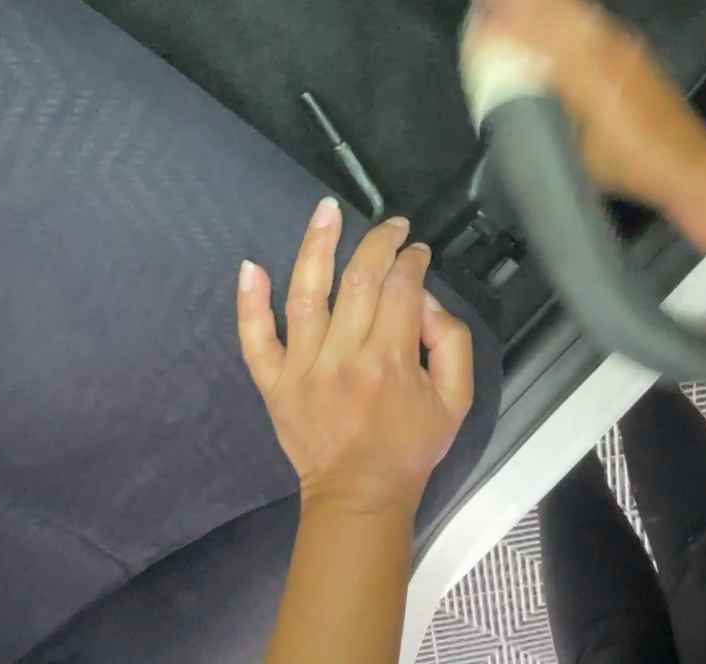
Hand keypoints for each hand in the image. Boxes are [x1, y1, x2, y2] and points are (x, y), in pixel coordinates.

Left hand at [237, 199, 475, 512]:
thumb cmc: (411, 445)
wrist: (359, 496)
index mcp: (390, 360)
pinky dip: (249, 303)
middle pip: (359, 280)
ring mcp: (302, 368)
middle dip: (380, 242)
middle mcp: (343, 356)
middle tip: (394, 225)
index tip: (419, 251)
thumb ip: (453, 342)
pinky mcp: (275, 383)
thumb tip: (425, 301)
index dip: (413, 260)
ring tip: (328, 210)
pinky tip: (249, 266)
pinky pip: (255, 339)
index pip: (401, 288)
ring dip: (317, 246)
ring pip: (307, 295)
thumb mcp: (457, 399)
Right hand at [463, 0, 705, 205]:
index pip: (537, 44)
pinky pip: (590, 11)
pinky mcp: (629, 45)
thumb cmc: (627, 165)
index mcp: (587, 83)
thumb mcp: (577, 155)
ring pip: (573, 5)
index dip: (507, 25)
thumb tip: (510, 105)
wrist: (684, 159)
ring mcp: (618, 45)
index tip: (479, 12)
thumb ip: (546, 125)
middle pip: (554, 11)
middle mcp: (602, 54)